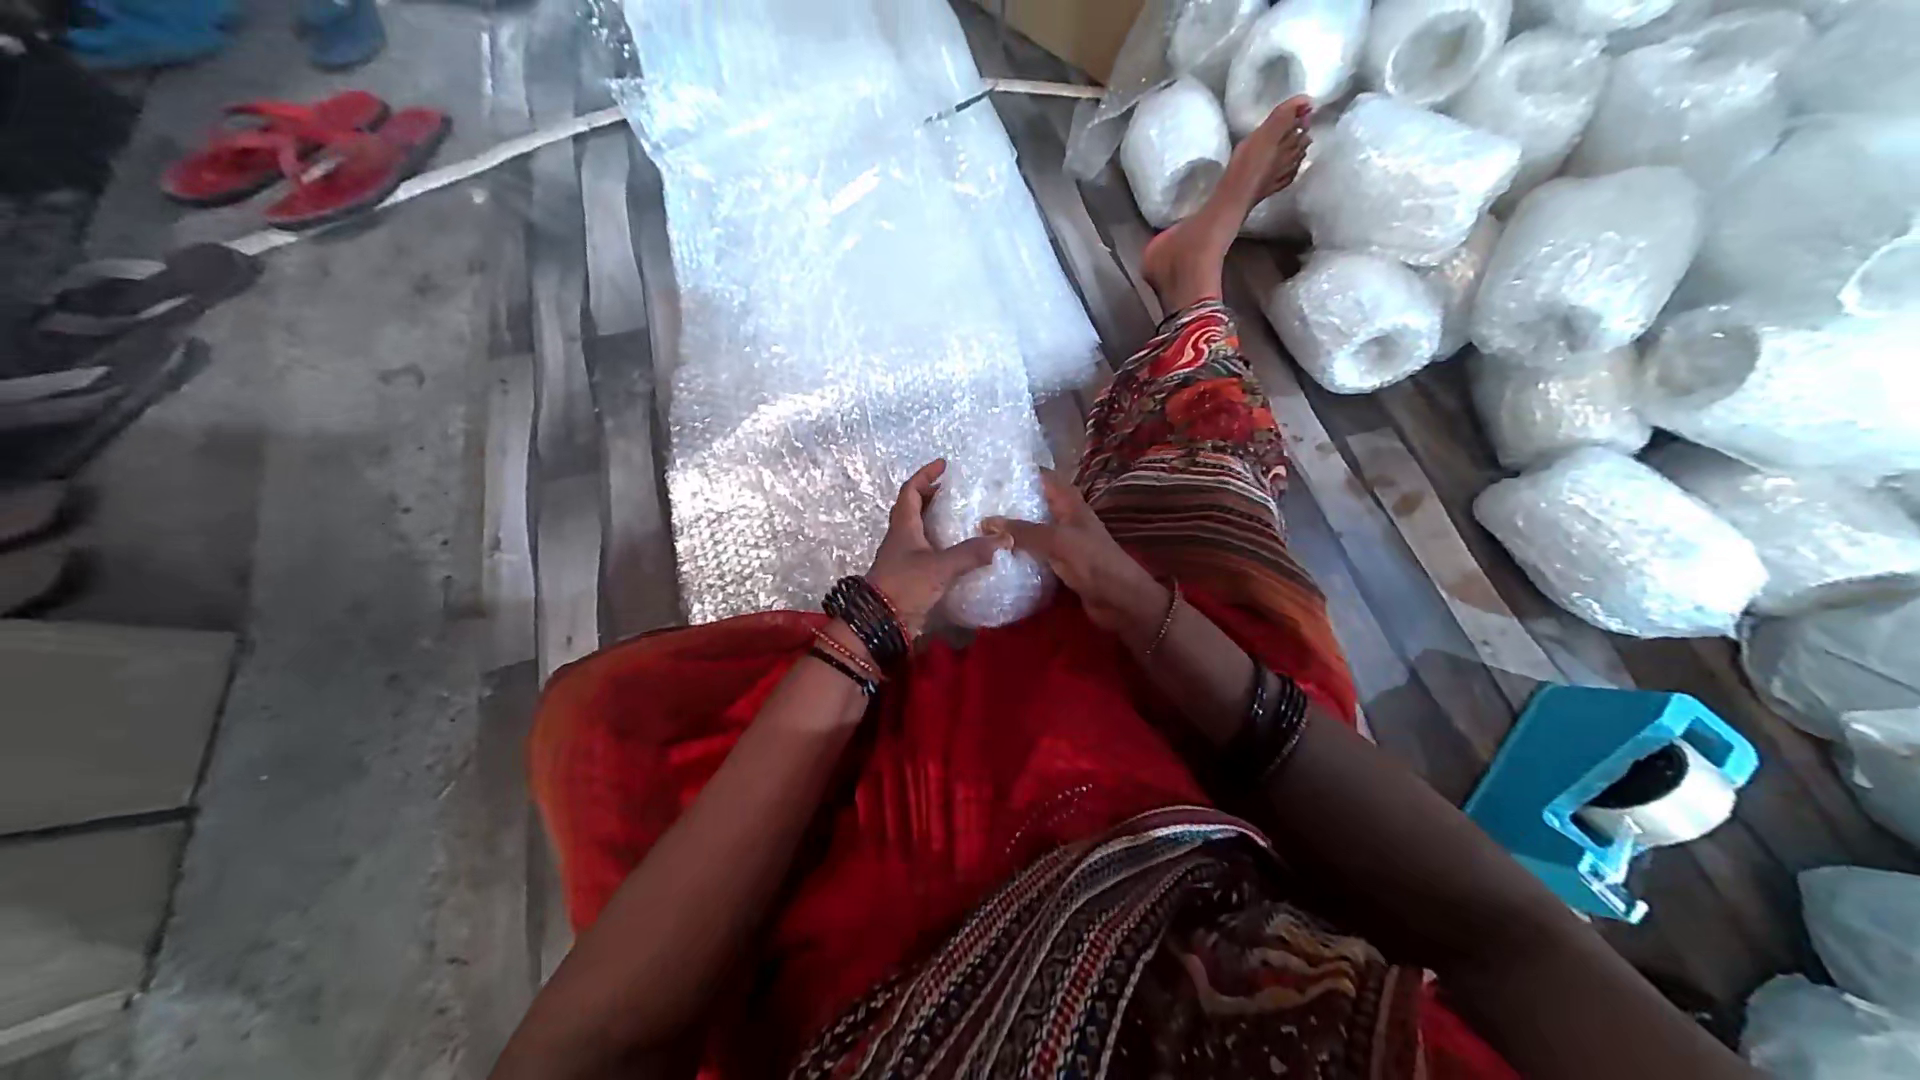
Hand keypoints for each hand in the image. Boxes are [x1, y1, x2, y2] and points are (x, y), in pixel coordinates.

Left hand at [863, 459, 1011, 638]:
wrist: (882, 621)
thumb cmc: (905, 585)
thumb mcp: (940, 566)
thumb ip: (972, 552)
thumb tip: (1004, 539)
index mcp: (903, 526)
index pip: (910, 490)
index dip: (925, 475)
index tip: (943, 466)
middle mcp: (901, 537)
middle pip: (913, 507)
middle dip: (931, 495)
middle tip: (954, 491)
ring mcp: (904, 557)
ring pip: (919, 529)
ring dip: (935, 519)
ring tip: (960, 516)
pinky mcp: (910, 575)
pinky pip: (926, 550)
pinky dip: (941, 543)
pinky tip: (959, 550)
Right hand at [981, 468, 1167, 640]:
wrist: (1120, 601)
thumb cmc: (1093, 562)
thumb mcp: (1057, 541)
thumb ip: (1023, 531)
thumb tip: (986, 522)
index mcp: (1069, 503)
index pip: (1042, 477)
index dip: (1019, 472)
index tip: (989, 473)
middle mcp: (1065, 518)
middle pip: (1033, 503)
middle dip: (1008, 502)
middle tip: (975, 502)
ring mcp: (1062, 542)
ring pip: (1031, 529)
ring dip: (1010, 530)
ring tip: (977, 527)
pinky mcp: (1059, 564)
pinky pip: (1033, 553)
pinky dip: (1017, 553)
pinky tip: (995, 555)